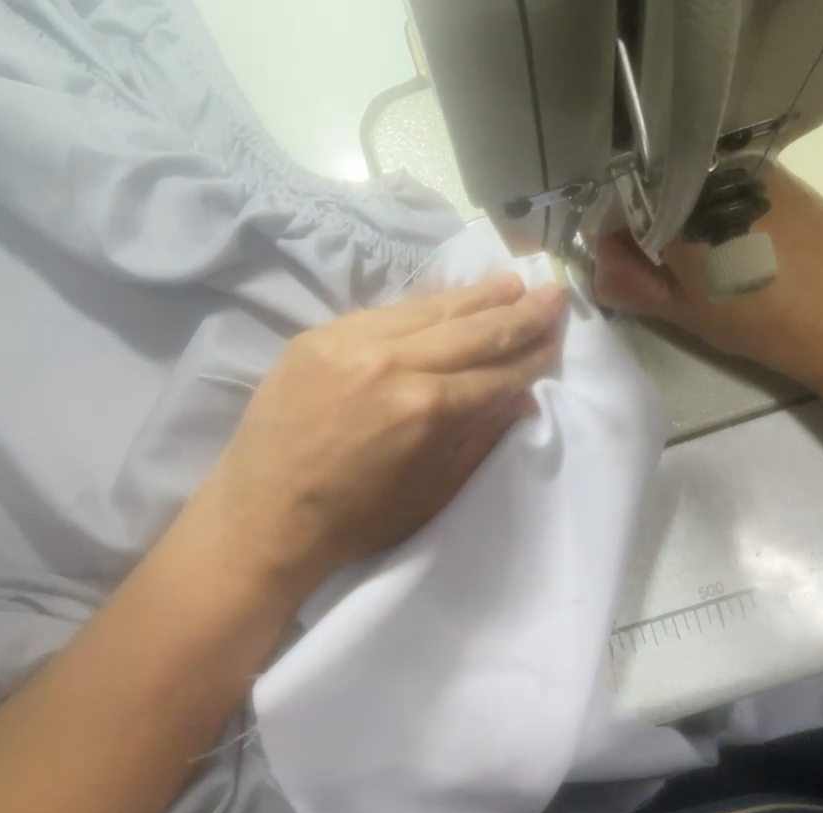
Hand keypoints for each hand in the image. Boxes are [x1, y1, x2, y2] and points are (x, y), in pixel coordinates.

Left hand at [188, 273, 567, 592]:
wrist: (265, 516)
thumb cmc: (357, 521)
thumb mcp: (433, 493)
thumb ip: (480, 439)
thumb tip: (521, 398)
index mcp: (427, 411)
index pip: (496, 374)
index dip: (532, 356)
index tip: (557, 337)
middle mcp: (394, 364)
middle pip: (471, 331)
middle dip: (518, 314)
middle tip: (552, 295)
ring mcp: (352, 342)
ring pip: (430, 310)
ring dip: (477, 297)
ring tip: (511, 282)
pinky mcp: (320, 336)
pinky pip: (387, 312)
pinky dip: (425, 306)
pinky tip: (450, 299)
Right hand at [595, 164, 822, 388]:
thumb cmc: (761, 321)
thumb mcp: (686, 313)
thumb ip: (633, 284)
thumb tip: (598, 265)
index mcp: (678, 205)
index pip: (619, 205)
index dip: (611, 238)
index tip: (620, 270)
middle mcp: (709, 172)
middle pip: (655, 192)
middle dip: (648, 230)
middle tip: (665, 279)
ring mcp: (746, 169)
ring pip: (691, 189)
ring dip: (684, 223)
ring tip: (708, 270)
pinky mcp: (777, 177)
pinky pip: (726, 189)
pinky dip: (717, 216)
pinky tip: (739, 252)